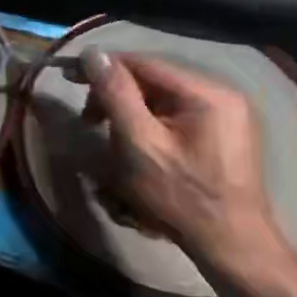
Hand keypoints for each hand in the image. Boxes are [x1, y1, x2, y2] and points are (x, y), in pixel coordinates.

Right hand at [82, 46, 290, 273]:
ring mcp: (226, 113)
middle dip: (115, 93)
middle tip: (89, 120)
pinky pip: (174, 112)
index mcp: (207, 93)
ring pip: (161, 95)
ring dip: (128, 109)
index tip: (68, 79)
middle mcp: (222, 93)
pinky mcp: (222, 131)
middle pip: (153, 77)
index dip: (103, 67)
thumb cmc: (179, 195)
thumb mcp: (138, 142)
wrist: (229, 243)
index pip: (143, 62)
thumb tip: (94, 53)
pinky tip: (134, 142)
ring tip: (110, 136)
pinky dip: (147, 121)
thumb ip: (116, 94)